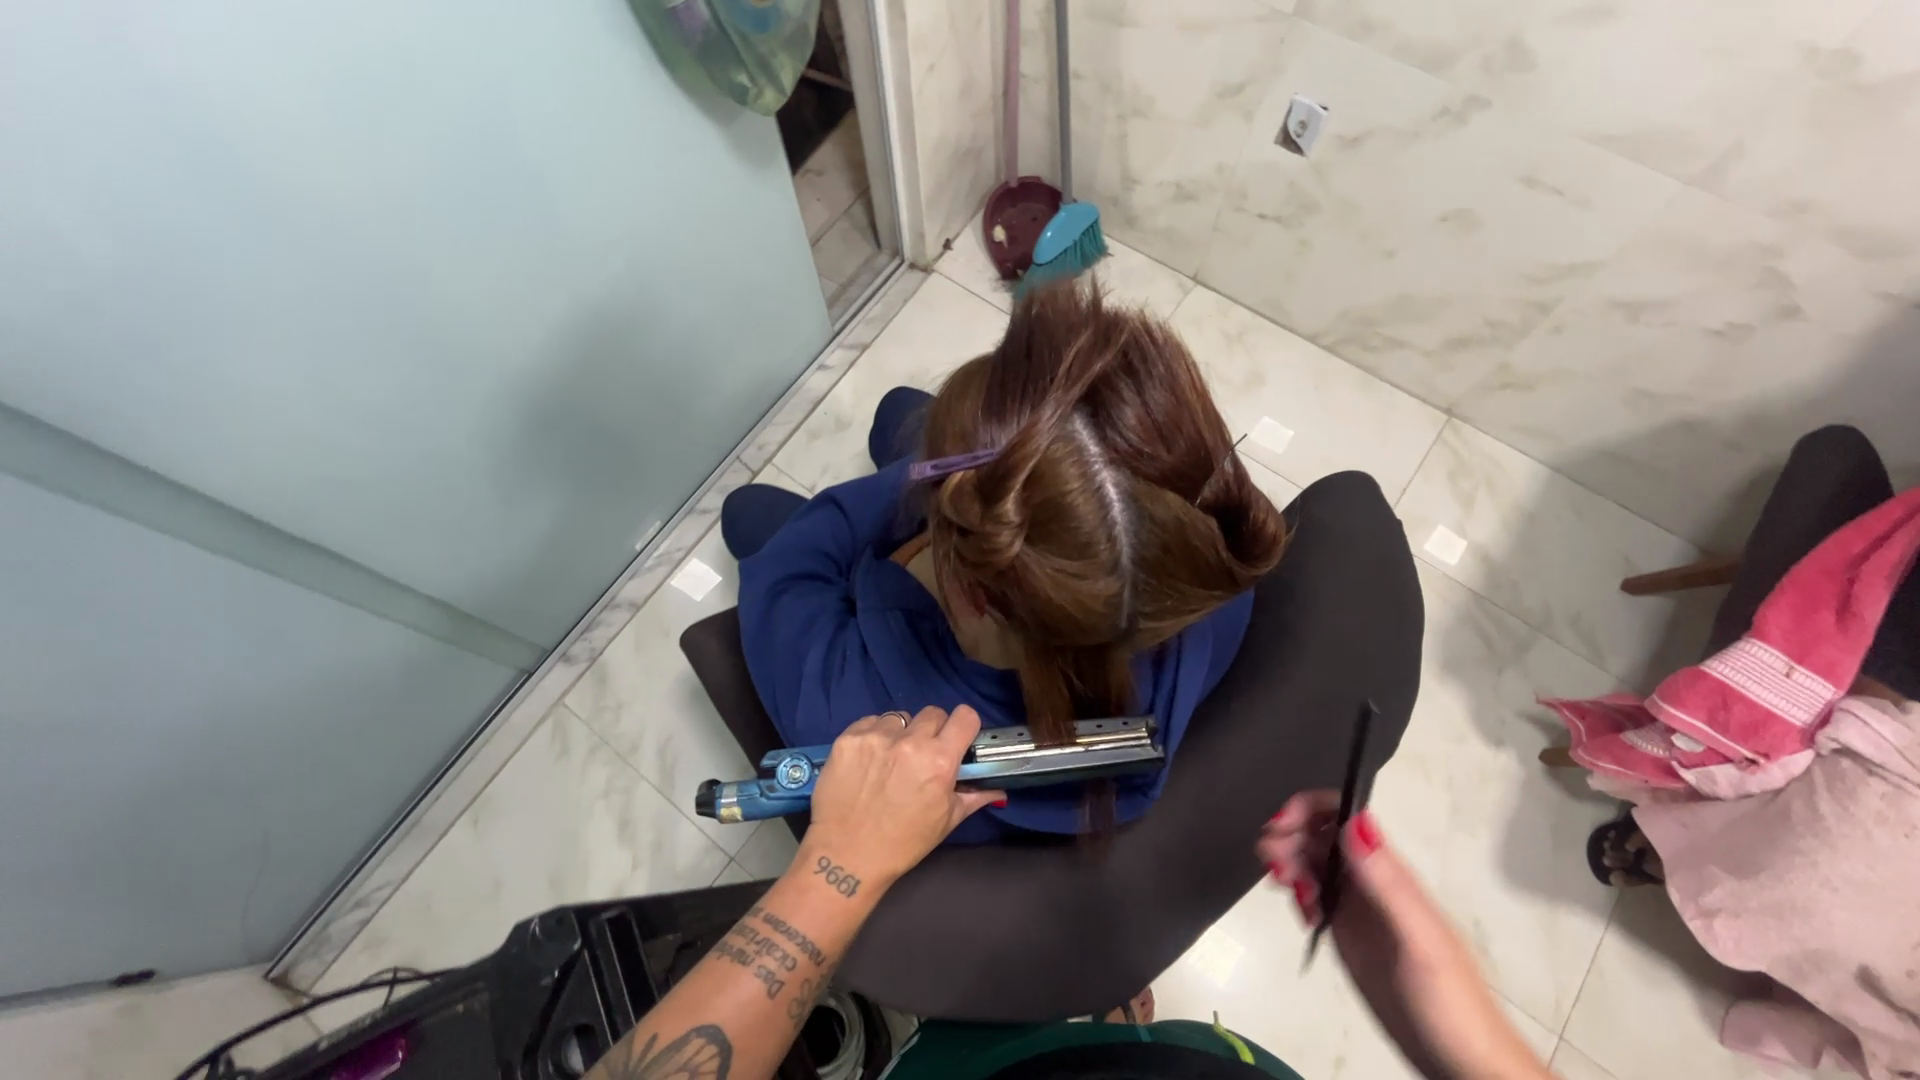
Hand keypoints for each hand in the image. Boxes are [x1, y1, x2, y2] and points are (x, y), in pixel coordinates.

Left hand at [801, 706, 1005, 892]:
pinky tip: (869, 761)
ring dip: (901, 733)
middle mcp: (910, 742)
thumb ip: (973, 797)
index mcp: (939, 761)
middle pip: (933, 713)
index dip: (964, 726)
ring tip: (891, 760)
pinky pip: (870, 722)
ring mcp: (876, 737)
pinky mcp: (848, 738)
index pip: (965, 716)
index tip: (957, 739)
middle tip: (922, 755)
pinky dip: (873, 736)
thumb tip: (998, 789)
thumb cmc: (902, 844)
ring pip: (899, 717)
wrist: (846, 856)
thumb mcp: (945, 822)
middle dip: (932, 731)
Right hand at [1260, 794, 1550, 1079]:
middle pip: (1320, 836)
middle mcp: (1371, 882)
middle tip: (1270, 863)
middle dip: (1288, 835)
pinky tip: (1300, 913)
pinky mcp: (1347, 934)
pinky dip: (1297, 893)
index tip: (1280, 826)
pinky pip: (1314, 897)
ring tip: (1277, 881)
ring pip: (1313, 863)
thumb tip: (1353, 821)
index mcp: (1390, 874)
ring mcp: (1357, 908)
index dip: (1310, 809)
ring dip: (1287, 861)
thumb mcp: (1418, 940)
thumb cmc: (1447, 1002)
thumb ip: (1386, 882)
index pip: (1345, 816)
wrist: (1461, 1063)